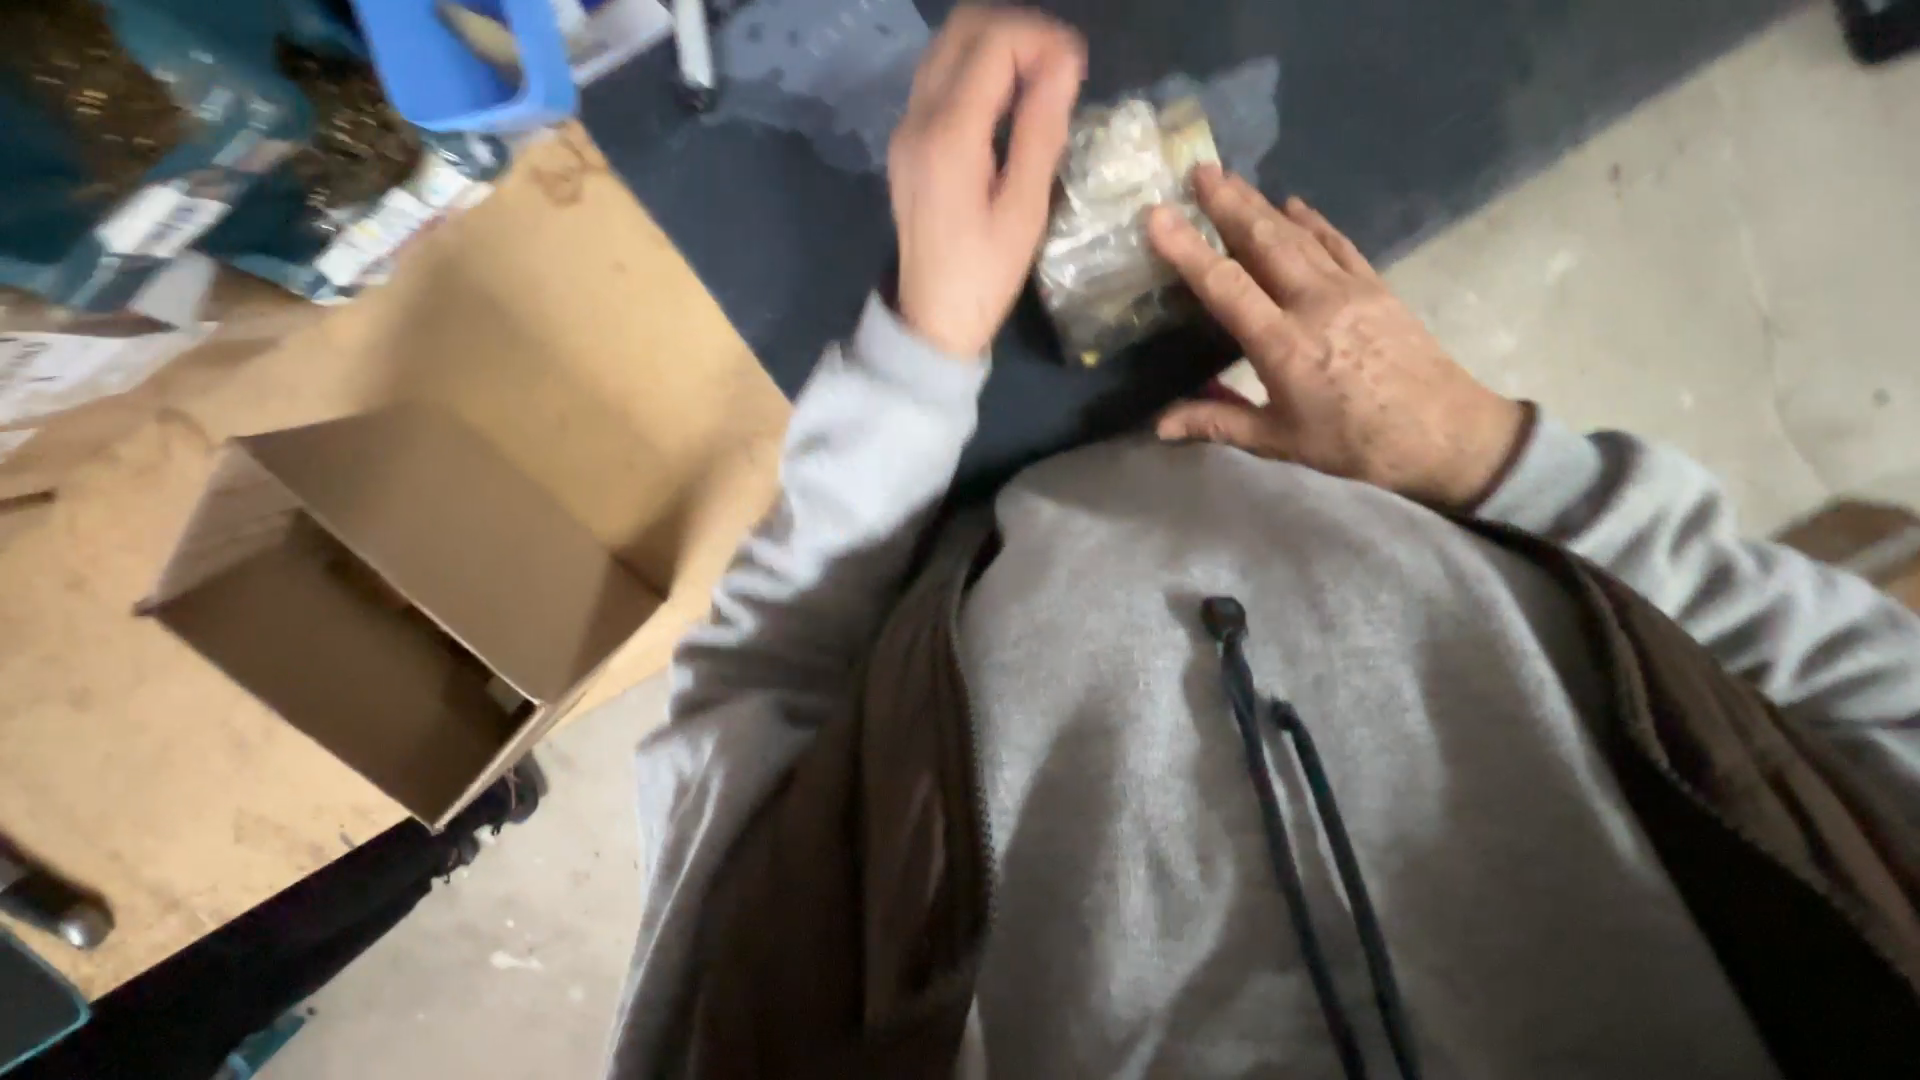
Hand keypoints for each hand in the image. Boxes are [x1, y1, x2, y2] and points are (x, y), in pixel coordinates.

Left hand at [888, 7, 1085, 356]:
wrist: (931, 322)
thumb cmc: (984, 277)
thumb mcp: (1023, 210)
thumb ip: (1041, 131)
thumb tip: (1065, 63)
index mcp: (948, 136)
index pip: (993, 43)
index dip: (1042, 39)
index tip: (1077, 69)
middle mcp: (917, 119)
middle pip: (963, 29)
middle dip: (1017, 33)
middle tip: (1059, 69)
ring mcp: (906, 130)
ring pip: (947, 49)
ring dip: (995, 48)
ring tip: (1039, 83)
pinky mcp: (906, 145)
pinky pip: (938, 80)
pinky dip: (976, 73)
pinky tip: (1008, 104)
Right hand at [1147, 166, 1528, 509]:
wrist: (1442, 433)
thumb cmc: (1352, 442)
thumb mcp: (1277, 440)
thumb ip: (1217, 422)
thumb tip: (1158, 426)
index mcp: (1282, 344)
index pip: (1226, 286)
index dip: (1188, 249)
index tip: (1158, 216)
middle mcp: (1313, 303)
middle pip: (1263, 241)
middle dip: (1228, 203)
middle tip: (1197, 171)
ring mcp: (1349, 288)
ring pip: (1297, 234)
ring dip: (1260, 204)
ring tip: (1231, 178)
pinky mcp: (1375, 286)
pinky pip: (1337, 243)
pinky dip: (1312, 221)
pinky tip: (1294, 204)